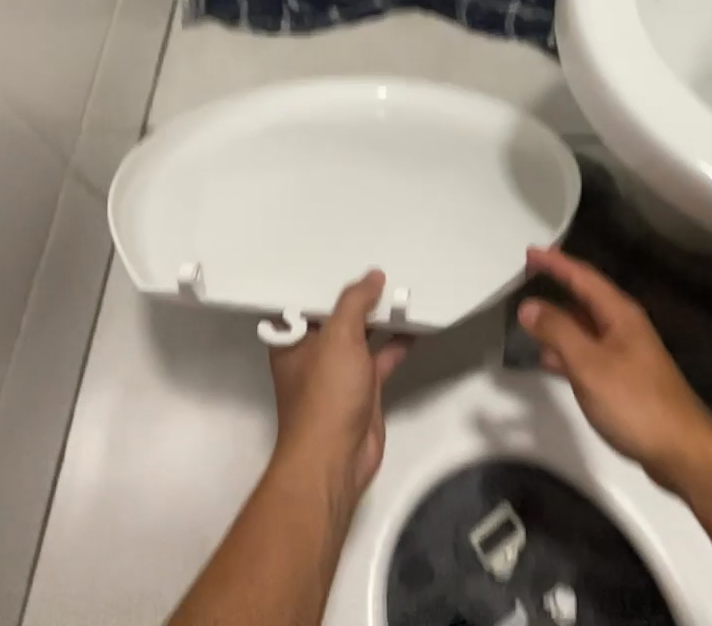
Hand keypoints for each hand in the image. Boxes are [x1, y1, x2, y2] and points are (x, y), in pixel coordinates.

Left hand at [267, 270, 410, 506]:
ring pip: (363, 335)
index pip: (306, 300)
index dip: (324, 279)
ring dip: (381, 317)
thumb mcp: (338, 338)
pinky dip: (398, 341)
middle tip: (384, 265)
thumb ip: (355, 302)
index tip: (345, 254)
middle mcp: (314, 353)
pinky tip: (417, 324)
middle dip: (359, 296)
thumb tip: (373, 276)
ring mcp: (340, 372)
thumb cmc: (326, 393)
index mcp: (294, 340)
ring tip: (404, 287)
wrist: (336, 457)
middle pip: (338, 316)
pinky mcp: (364, 388)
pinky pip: (382, 356)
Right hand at [517, 247, 711, 489]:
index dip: (557, 263)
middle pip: (587, 297)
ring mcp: (626, 353)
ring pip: (587, 326)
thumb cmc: (636, 402)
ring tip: (531, 317)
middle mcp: (625, 327)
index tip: (530, 252)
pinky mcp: (624, 378)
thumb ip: (558, 332)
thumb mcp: (589, 365)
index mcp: (620, 314)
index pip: (584, 277)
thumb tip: (530, 306)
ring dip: (560, 319)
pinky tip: (550, 361)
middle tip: (528, 275)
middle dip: (558, 285)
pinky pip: (589, 352)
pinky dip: (568, 350)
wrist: (681, 450)